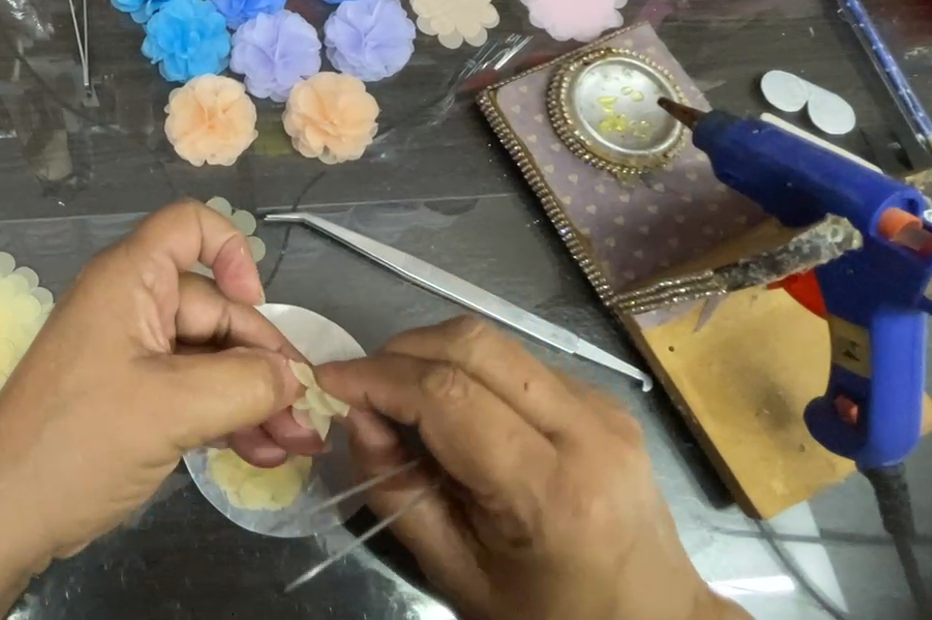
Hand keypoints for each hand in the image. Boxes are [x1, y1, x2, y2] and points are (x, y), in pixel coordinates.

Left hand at [0, 200, 324, 561]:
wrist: (2, 516)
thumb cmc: (81, 441)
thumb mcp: (172, 408)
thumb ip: (245, 384)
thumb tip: (293, 379)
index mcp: (130, 280)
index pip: (189, 226)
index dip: (231, 251)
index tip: (255, 304)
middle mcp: (132, 305)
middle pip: (214, 307)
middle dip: (265, 360)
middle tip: (308, 415)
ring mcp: (132, 353)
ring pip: (210, 356)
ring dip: (254, 397)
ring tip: (296, 446)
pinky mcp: (132, 396)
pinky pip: (193, 389)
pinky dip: (227, 416)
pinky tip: (262, 453)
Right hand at [317, 318, 741, 619]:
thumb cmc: (548, 616)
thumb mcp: (457, 574)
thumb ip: (397, 490)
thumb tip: (357, 415)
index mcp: (552, 492)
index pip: (447, 397)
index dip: (378, 378)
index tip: (329, 381)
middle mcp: (585, 430)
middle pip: (471, 344)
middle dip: (399, 352)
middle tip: (362, 385)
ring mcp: (601, 406)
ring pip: (491, 339)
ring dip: (428, 351)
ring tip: (399, 392)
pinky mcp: (602, 397)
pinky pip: (513, 358)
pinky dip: (464, 366)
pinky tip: (453, 405)